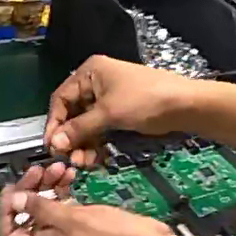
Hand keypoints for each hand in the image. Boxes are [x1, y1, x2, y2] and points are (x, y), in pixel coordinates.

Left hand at [0, 166, 185, 235]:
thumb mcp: (73, 219)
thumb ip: (41, 209)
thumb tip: (14, 200)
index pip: (9, 234)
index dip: (6, 210)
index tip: (15, 187)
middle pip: (25, 217)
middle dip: (29, 191)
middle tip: (38, 170)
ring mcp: (66, 235)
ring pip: (45, 208)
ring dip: (47, 186)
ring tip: (58, 167)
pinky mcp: (81, 225)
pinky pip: (63, 206)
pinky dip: (63, 190)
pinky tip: (70, 175)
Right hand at [46, 56, 208, 167]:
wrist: (184, 106)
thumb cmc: (145, 100)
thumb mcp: (108, 113)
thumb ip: (79, 128)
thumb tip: (54, 143)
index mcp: (89, 72)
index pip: (61, 99)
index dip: (55, 124)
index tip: (52, 146)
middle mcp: (95, 83)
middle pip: (72, 114)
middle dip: (70, 138)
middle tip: (70, 159)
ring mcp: (107, 99)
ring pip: (85, 125)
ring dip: (82, 145)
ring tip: (84, 162)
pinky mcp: (118, 113)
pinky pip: (99, 130)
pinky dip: (95, 144)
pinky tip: (95, 159)